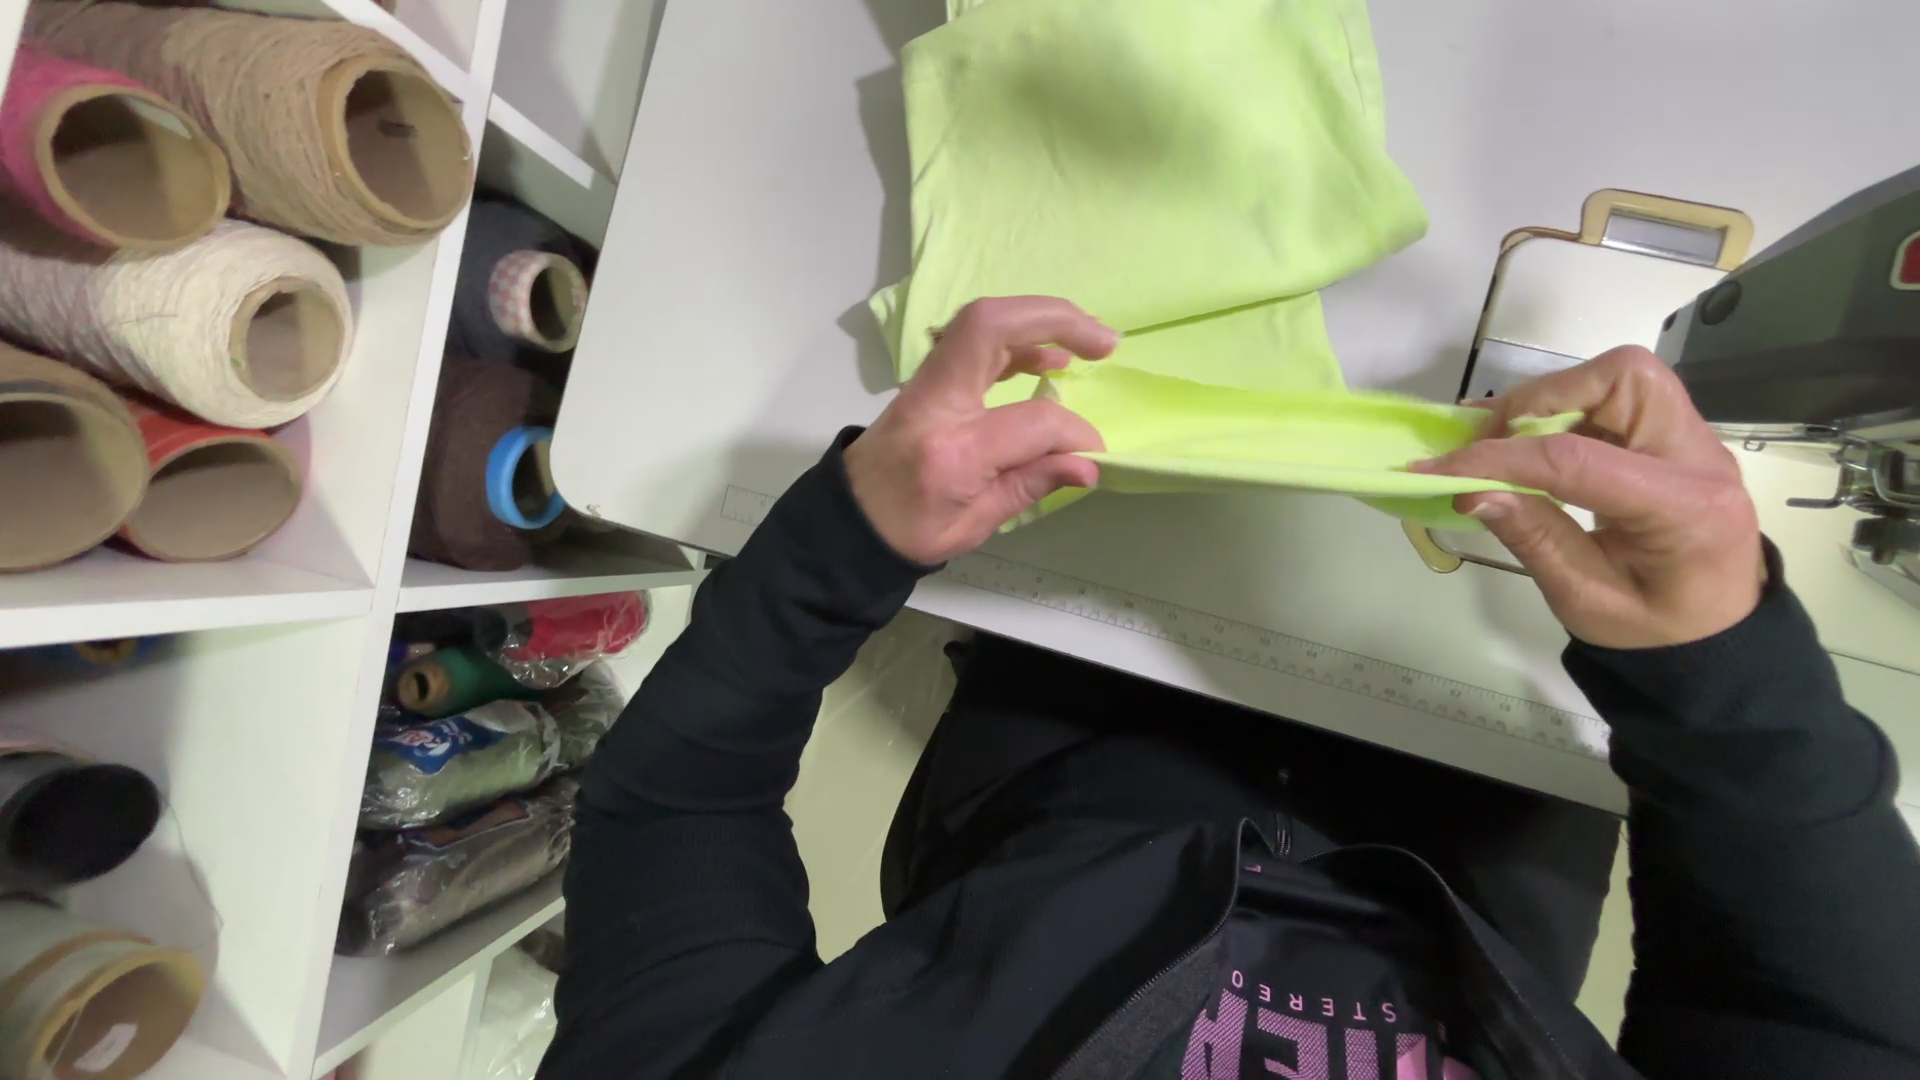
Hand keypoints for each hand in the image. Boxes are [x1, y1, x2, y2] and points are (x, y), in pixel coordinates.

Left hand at [845, 296, 1119, 564]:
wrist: (849, 520)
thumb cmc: (908, 533)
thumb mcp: (973, 526)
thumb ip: (1030, 486)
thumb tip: (1088, 465)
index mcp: (952, 452)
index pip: (1031, 421)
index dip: (1072, 432)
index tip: (1092, 451)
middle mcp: (936, 403)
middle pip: (992, 327)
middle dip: (1057, 320)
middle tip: (1105, 342)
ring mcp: (926, 384)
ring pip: (981, 321)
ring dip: (1040, 320)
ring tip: (1088, 341)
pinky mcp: (926, 381)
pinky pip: (972, 340)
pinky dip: (1016, 340)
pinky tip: (1048, 359)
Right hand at [1412, 346, 1765, 648]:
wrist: (1711, 632)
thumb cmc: (1649, 625)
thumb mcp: (1581, 595)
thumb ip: (1531, 537)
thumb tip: (1470, 493)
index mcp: (1682, 508)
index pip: (1574, 458)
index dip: (1496, 458)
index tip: (1435, 468)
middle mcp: (1696, 458)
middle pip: (1619, 378)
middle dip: (1540, 399)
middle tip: (1491, 442)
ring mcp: (1688, 442)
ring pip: (1617, 377)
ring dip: (1549, 401)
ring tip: (1504, 443)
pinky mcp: (1669, 439)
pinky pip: (1614, 398)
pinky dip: (1560, 411)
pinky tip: (1528, 445)